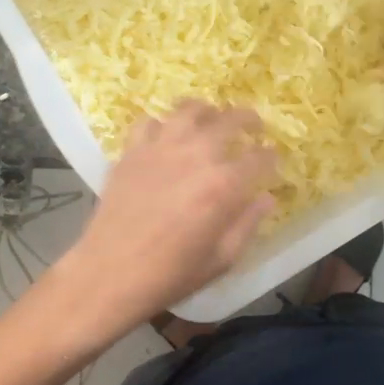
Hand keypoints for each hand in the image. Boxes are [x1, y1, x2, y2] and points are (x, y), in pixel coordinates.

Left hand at [58, 100, 277, 323]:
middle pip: (230, 121)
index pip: (259, 158)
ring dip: (207, 110)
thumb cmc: (171, 274)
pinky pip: (149, 122)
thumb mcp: (222, 259)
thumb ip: (248, 224)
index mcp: (224, 185)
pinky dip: (162, 123)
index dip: (271, 156)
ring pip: (189, 110)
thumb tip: (267, 198)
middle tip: (254, 126)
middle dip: (248, 120)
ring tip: (212, 117)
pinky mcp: (131, 151)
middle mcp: (195, 156)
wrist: (110, 273)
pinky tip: (167, 133)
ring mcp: (160, 148)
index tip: (273, 158)